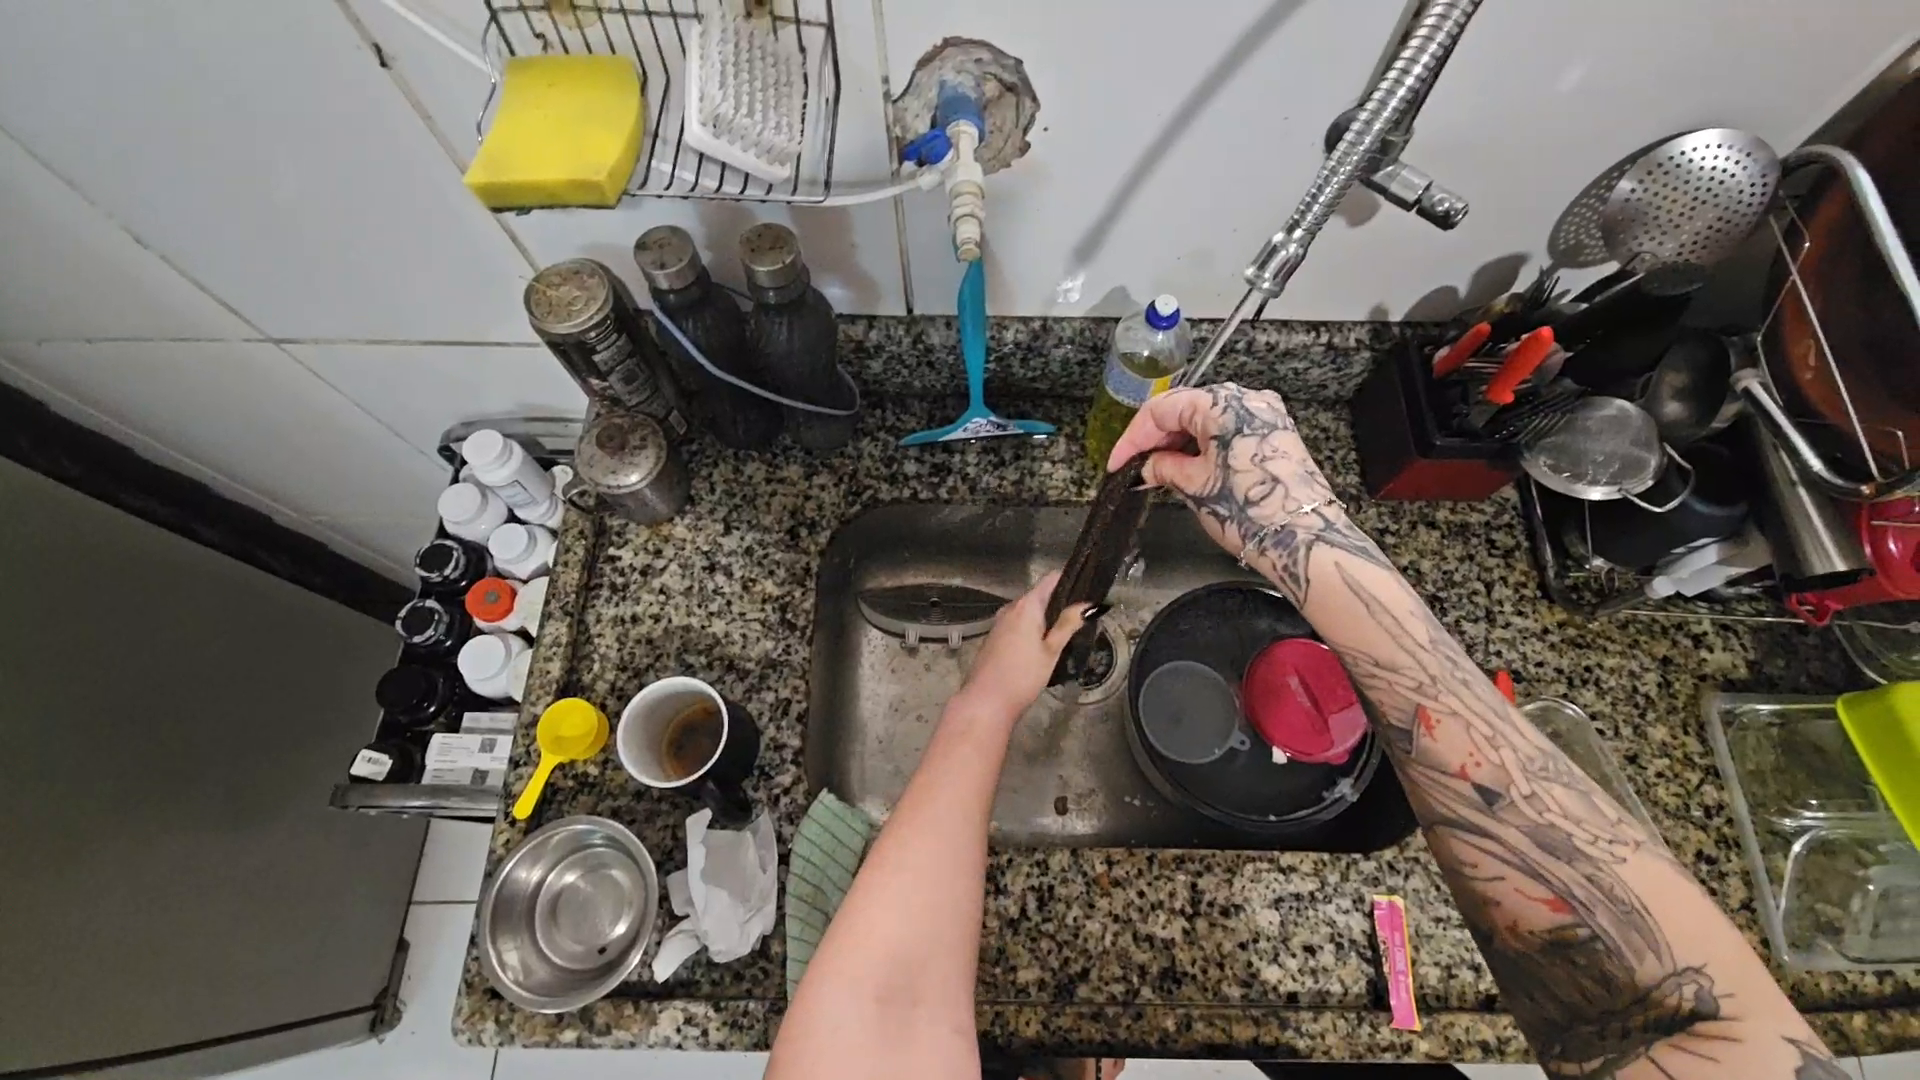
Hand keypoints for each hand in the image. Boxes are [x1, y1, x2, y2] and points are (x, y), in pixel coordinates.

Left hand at [952, 570, 1085, 722]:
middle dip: (1060, 603)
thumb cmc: (1023, 675)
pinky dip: (1032, 627)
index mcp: (1026, 605)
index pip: (1051, 579)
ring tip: (1067, 632)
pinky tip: (1042, 645)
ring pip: (1028, 611)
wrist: (986, 700)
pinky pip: (1018, 623)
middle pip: (1040, 595)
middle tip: (1082, 617)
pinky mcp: (995, 636)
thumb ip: (1068, 624)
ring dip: (1046, 618)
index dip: (1071, 580)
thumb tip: (1087, 603)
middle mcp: (1011, 607)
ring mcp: (1000, 621)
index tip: (1088, 590)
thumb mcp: (1051, 650)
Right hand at [1108, 384, 1375, 599]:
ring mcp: (1264, 417)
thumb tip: (1146, 466)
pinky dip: (1201, 447)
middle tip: (1133, 468)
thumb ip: (1163, 467)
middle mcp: (1247, 400)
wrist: (1304, 540)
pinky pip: (1226, 432)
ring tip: (1155, 472)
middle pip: (1183, 409)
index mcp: (1223, 403)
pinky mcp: (1272, 436)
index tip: (1117, 463)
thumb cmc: (1251, 511)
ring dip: (1176, 443)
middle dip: (1154, 439)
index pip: (1160, 410)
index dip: (1132, 438)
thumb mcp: (1194, 486)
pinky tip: (1184, 469)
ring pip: (1205, 421)